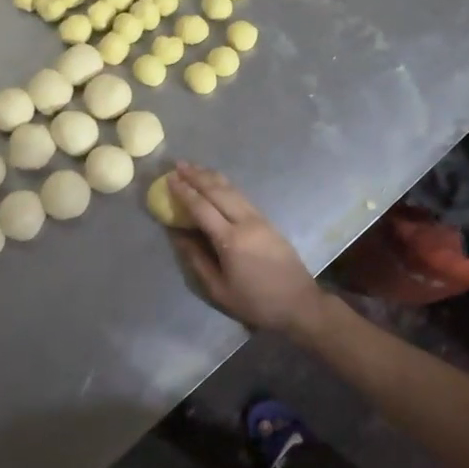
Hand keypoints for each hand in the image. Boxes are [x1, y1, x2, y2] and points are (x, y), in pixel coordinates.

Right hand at [167, 162, 325, 336]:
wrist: (298, 303)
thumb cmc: (255, 302)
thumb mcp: (218, 289)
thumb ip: (196, 259)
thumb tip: (178, 235)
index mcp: (231, 240)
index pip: (202, 208)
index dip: (184, 192)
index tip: (169, 179)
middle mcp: (246, 222)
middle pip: (218, 191)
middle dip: (197, 176)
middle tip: (178, 165)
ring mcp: (260, 218)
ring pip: (232, 190)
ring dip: (212, 177)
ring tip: (194, 167)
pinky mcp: (268, 221)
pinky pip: (242, 197)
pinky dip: (226, 186)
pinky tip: (218, 183)